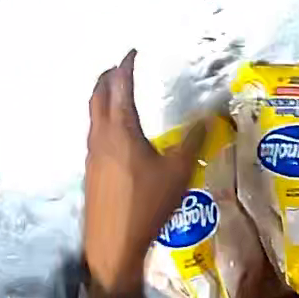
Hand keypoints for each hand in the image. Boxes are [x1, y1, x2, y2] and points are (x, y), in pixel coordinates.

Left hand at [83, 51, 206, 293]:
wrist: (112, 245)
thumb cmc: (147, 205)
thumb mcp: (177, 172)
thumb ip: (192, 141)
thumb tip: (208, 117)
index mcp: (121, 128)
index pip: (120, 85)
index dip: (125, 65)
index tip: (132, 52)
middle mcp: (101, 134)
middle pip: (99, 94)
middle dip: (109, 76)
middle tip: (122, 67)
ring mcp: (92, 152)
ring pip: (93, 112)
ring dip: (103, 95)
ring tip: (118, 91)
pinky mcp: (90, 168)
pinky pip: (94, 129)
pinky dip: (102, 115)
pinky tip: (116, 129)